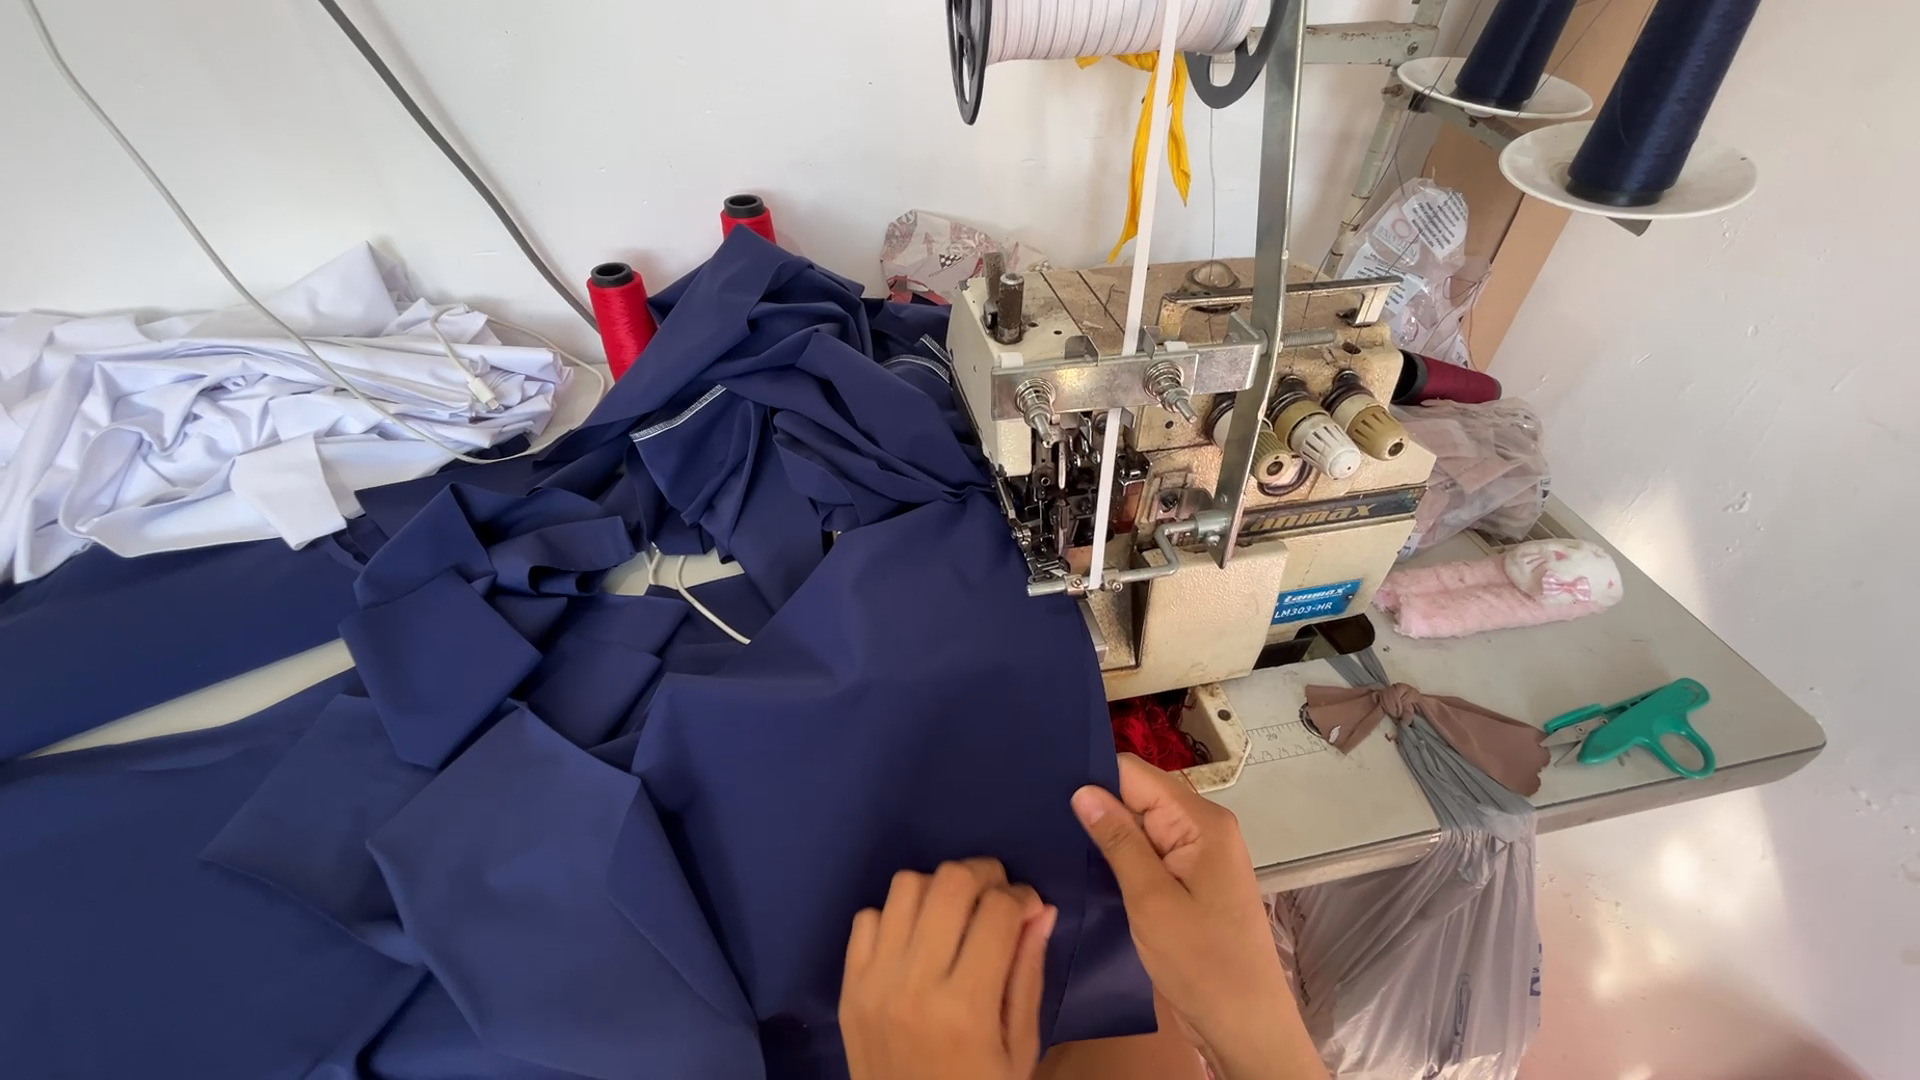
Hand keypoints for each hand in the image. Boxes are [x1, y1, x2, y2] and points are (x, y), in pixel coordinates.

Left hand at [840, 858, 1057, 1079]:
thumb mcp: (1019, 1050)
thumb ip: (1028, 975)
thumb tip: (1040, 909)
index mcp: (966, 1007)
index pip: (998, 911)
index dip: (1022, 895)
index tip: (1030, 906)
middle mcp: (914, 983)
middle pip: (949, 882)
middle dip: (984, 873)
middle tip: (997, 894)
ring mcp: (874, 982)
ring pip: (906, 886)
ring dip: (938, 888)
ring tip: (955, 912)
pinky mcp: (848, 986)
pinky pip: (867, 917)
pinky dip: (895, 915)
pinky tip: (916, 938)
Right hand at [1072, 754, 1326, 1079]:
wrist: (1247, 1031)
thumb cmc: (1203, 965)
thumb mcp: (1151, 900)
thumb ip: (1118, 841)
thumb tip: (1082, 790)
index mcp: (1200, 820)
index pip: (1135, 773)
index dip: (1094, 777)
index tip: (1048, 788)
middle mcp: (1203, 825)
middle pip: (1138, 793)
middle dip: (1098, 803)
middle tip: (1045, 816)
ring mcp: (1198, 852)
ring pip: (1141, 821)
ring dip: (1108, 831)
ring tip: (1058, 836)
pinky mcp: (1191, 877)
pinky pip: (1150, 848)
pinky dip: (1122, 854)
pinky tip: (1089, 863)